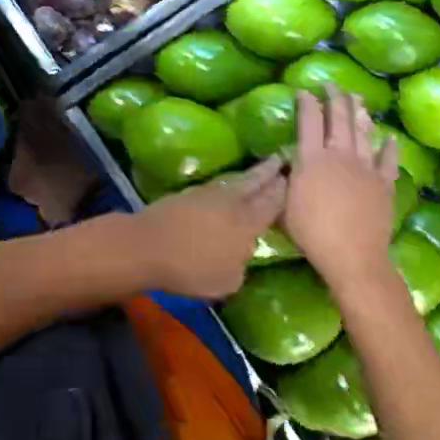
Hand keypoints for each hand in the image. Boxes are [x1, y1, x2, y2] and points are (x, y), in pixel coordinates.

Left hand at [131, 158, 286, 299]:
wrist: (148, 245)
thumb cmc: (191, 269)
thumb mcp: (228, 280)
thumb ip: (241, 263)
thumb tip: (241, 250)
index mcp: (246, 222)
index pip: (271, 202)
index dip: (283, 190)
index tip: (292, 177)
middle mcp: (230, 202)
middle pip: (254, 182)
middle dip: (269, 171)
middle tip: (281, 158)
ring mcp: (207, 194)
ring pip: (234, 181)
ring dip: (249, 174)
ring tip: (260, 169)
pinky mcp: (188, 194)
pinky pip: (217, 185)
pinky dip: (229, 182)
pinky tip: (229, 185)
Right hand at [285, 90, 400, 291]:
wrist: (353, 255)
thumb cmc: (312, 232)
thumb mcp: (285, 205)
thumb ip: (284, 180)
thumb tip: (284, 163)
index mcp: (312, 158)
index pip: (309, 120)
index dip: (307, 102)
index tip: (304, 90)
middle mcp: (339, 155)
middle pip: (338, 119)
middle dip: (335, 98)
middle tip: (332, 85)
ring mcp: (365, 167)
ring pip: (363, 132)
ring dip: (359, 112)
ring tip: (357, 97)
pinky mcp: (384, 183)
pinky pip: (388, 160)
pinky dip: (389, 147)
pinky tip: (390, 137)